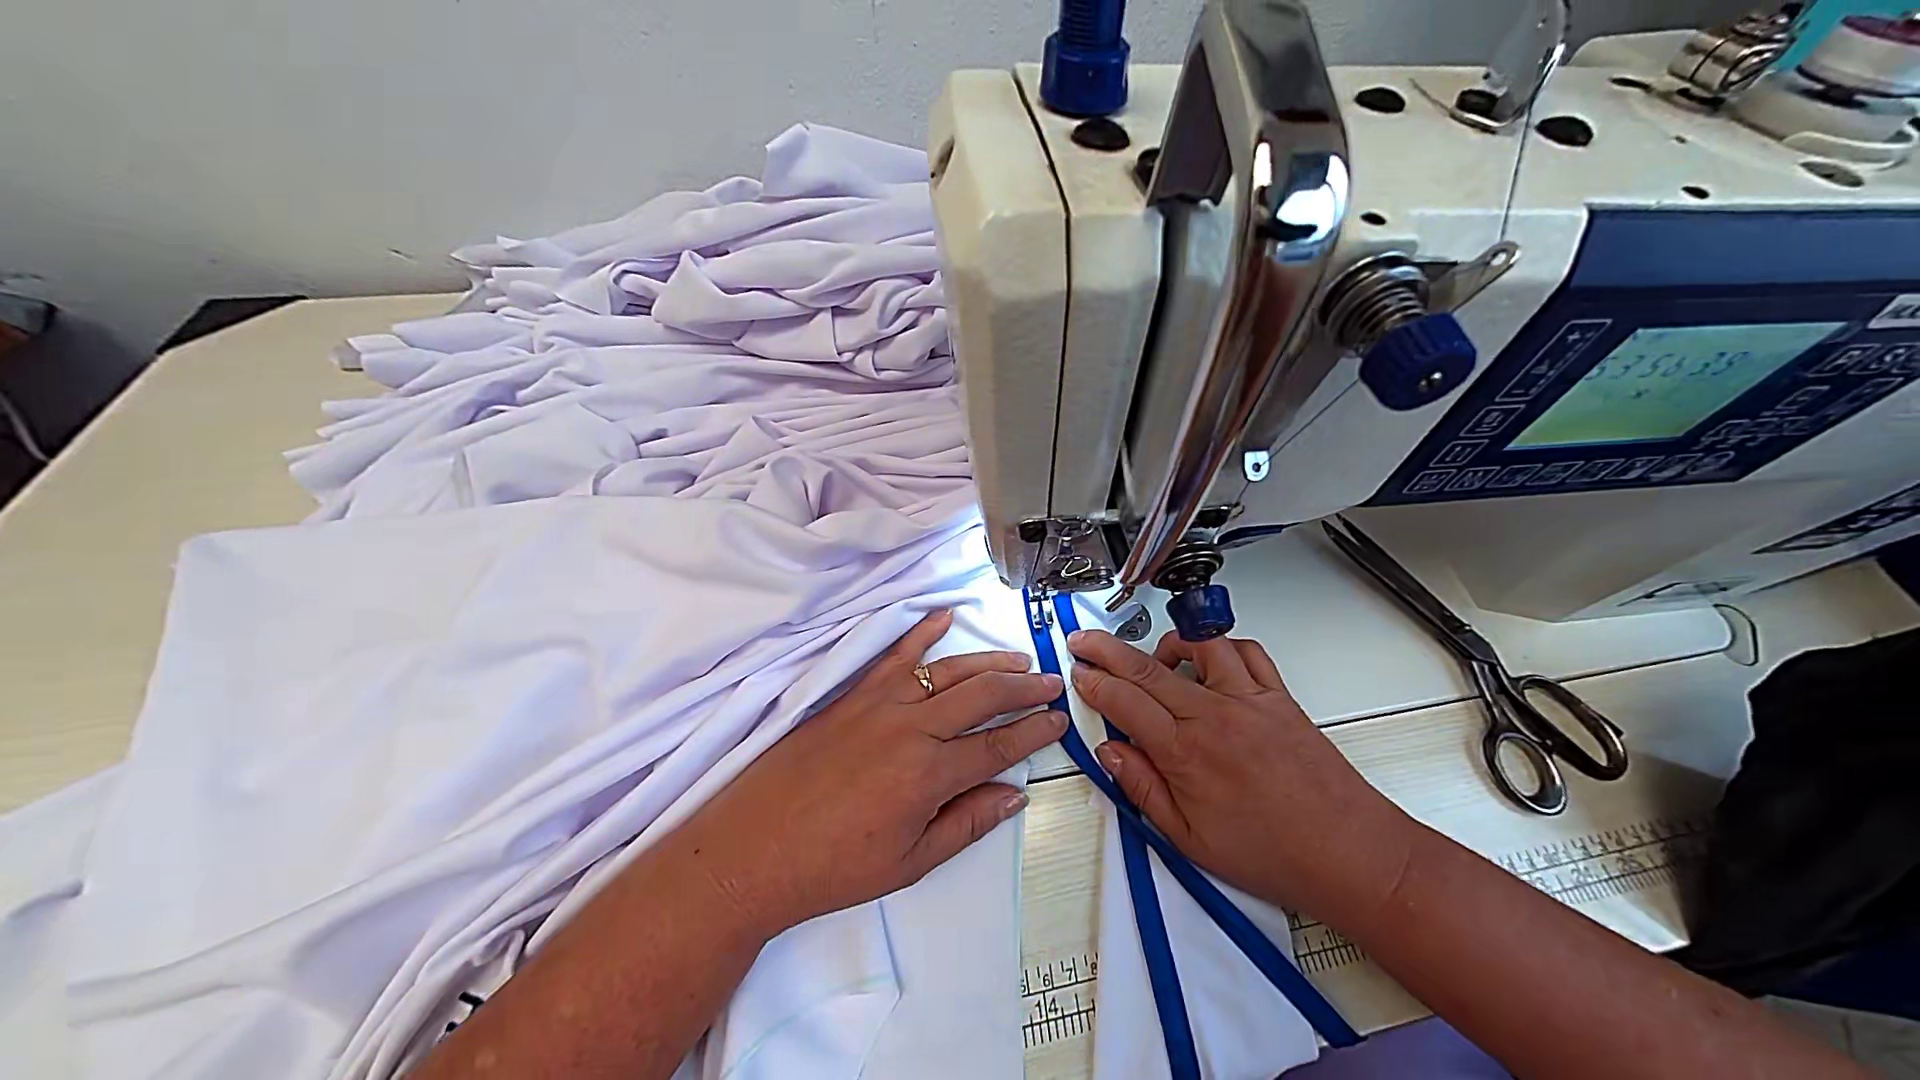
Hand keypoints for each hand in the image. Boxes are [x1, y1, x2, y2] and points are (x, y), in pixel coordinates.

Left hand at [666, 610, 1067, 936]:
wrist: (753, 848)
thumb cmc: (833, 867)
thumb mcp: (909, 862)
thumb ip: (966, 823)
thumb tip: (1014, 794)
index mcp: (929, 775)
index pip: (999, 744)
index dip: (1035, 731)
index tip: (1060, 719)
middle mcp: (911, 728)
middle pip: (982, 696)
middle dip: (1024, 688)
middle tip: (1051, 682)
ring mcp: (878, 704)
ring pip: (948, 670)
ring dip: (988, 662)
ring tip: (1018, 660)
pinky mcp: (851, 694)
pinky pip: (893, 654)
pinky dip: (920, 632)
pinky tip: (943, 616)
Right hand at [1067, 629, 1416, 926]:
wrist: (1349, 855)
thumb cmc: (1277, 853)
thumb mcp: (1189, 838)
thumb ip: (1143, 789)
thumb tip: (1112, 755)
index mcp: (1186, 753)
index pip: (1124, 702)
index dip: (1093, 683)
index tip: (1079, 674)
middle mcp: (1215, 718)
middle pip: (1147, 667)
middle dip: (1106, 648)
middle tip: (1086, 640)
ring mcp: (1249, 701)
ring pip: (1198, 646)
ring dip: (1167, 642)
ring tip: (1153, 653)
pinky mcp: (1279, 698)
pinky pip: (1248, 652)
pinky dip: (1222, 646)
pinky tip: (1211, 658)